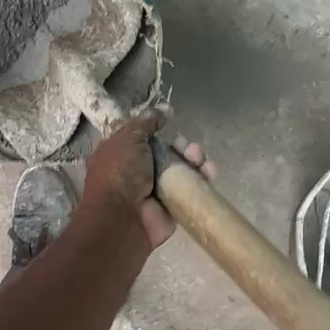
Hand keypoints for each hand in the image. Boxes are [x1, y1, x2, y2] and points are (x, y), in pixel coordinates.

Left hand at [81, 115, 216, 249]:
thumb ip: (146, 123)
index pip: (144, 138)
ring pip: (182, 169)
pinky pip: (191, 189)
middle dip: (181, 146)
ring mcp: (156, 190)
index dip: (158, 131)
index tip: (169, 125)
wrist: (123, 217)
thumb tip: (164, 112)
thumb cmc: (120, 172)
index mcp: (121, 154)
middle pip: (168, 152)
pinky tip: (210, 172)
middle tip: (186, 148)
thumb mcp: (128, 137)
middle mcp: (138, 172)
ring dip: (194, 160)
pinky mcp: (173, 206)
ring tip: (198, 159)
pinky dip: (203, 180)